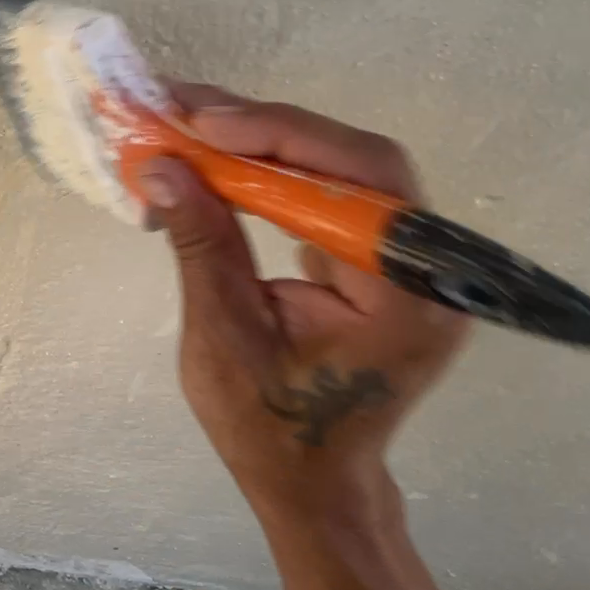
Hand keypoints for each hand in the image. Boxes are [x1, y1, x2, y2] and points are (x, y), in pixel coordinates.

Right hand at [140, 84, 470, 523]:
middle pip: (358, 163)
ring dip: (264, 145)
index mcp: (405, 291)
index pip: (360, 179)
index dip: (281, 136)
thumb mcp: (220, 332)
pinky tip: (222, 166)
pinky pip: (331, 200)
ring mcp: (407, 265)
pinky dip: (272, 175)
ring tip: (192, 127)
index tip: (202, 122)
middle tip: (186, 109)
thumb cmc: (264, 422)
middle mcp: (428, 268)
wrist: (308, 479)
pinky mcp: (378, 266)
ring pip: (344, 173)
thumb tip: (162, 167)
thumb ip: (201, 243)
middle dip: (266, 128)